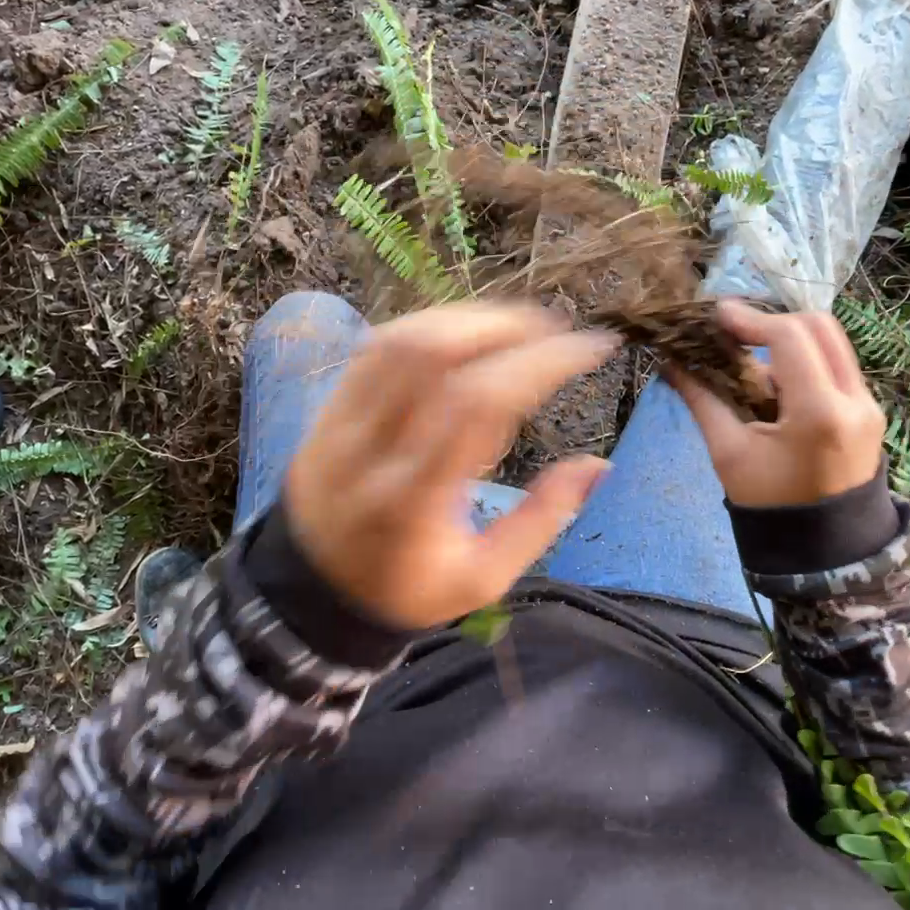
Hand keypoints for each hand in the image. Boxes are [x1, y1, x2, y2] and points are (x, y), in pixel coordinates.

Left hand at [284, 302, 618, 628]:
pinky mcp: (329, 407)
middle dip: (506, 327)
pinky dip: (428, 327)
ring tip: (517, 325)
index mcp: (413, 499)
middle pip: (435, 357)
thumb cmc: (406, 587)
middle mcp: (372, 449)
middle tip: (555, 329)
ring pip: (402, 341)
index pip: (478, 404)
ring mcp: (341, 422)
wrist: (311, 589)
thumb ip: (541, 521)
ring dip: (468, 320)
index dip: (539, 364)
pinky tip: (465, 332)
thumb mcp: (481, 577)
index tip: (590, 348)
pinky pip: (376, 347)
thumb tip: (598, 466)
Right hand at [669, 300, 884, 507]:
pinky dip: (803, 360)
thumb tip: (669, 362)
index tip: (715, 317)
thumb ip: (702, 399)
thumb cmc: (769, 504)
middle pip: (820, 327)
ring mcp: (869, 405)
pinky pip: (836, 366)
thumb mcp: (728, 452)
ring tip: (748, 356)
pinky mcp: (868, 411)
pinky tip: (771, 379)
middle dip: (772, 321)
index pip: (790, 337)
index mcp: (820, 412)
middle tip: (733, 331)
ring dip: (788, 339)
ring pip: (832, 344)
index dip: (750, 319)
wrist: (824, 549)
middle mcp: (855, 400)